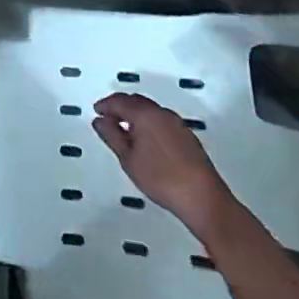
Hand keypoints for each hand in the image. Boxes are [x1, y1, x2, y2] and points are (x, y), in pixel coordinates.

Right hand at [92, 93, 236, 237]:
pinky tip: (144, 139)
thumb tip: (100, 121)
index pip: (120, 101)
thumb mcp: (128, 158)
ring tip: (123, 129)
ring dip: (135, 114)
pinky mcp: (187, 136)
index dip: (105, 105)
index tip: (96, 111)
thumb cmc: (160, 178)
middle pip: (137, 101)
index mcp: (145, 115)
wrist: (202, 198)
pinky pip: (161, 119)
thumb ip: (111, 135)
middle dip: (120, 106)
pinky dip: (148, 122)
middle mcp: (163, 113)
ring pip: (150, 110)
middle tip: (107, 117)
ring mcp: (178, 124)